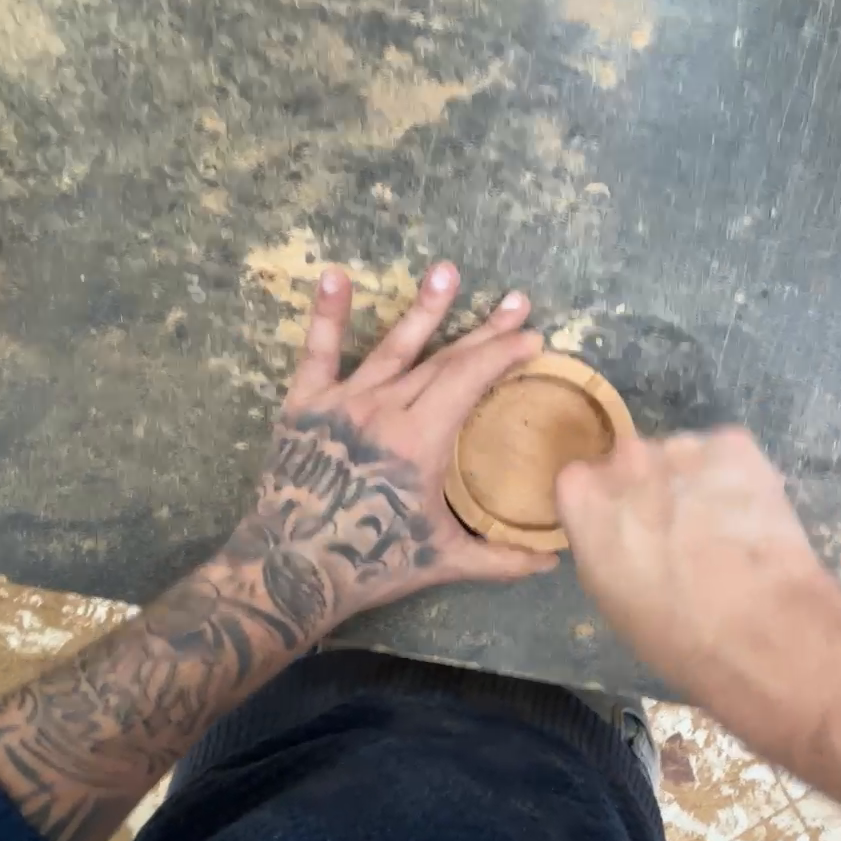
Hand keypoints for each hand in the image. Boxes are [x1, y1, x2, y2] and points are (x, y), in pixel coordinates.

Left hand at [207, 261, 558, 650]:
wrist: (287, 570)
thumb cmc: (372, 563)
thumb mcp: (445, 560)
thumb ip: (502, 559)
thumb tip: (553, 561)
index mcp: (420, 440)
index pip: (470, 379)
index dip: (503, 354)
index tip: (533, 339)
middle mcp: (384, 408)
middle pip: (444, 358)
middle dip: (485, 330)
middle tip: (516, 302)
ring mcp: (342, 401)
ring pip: (394, 346)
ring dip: (426, 308)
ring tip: (447, 271)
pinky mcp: (304, 404)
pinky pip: (318, 353)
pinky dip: (327, 315)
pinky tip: (335, 276)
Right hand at [554, 428, 838, 684]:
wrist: (756, 627)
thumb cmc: (672, 632)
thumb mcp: (608, 593)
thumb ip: (603, 542)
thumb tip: (621, 532)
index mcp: (581, 495)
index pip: (585, 482)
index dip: (610, 507)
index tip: (630, 532)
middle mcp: (626, 458)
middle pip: (634, 463)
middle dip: (653, 489)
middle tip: (681, 533)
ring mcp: (681, 445)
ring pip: (684, 458)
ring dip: (696, 483)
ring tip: (724, 530)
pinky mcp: (734, 443)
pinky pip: (729, 455)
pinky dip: (739, 478)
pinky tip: (751, 518)